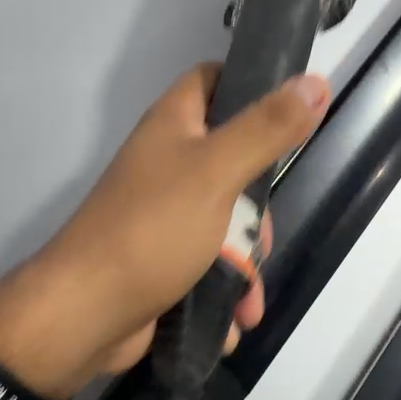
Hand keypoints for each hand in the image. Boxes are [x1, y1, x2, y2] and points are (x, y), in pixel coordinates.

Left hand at [0, 65, 329, 399]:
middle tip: (260, 238)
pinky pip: (207, 263)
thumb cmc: (153, 227)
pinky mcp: (162, 257)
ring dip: (244, 263)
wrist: (85, 314)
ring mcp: (163, 210)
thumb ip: (267, 128)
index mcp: (173, 123)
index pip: (212, 79)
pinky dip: (223, 291)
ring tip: (247, 298)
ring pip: (225, 219)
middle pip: (232, 160)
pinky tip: (230, 320)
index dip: (247, 85)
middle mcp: (166, 159)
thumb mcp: (218, 171)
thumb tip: (315, 81)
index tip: (287, 115)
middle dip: (256, 206)